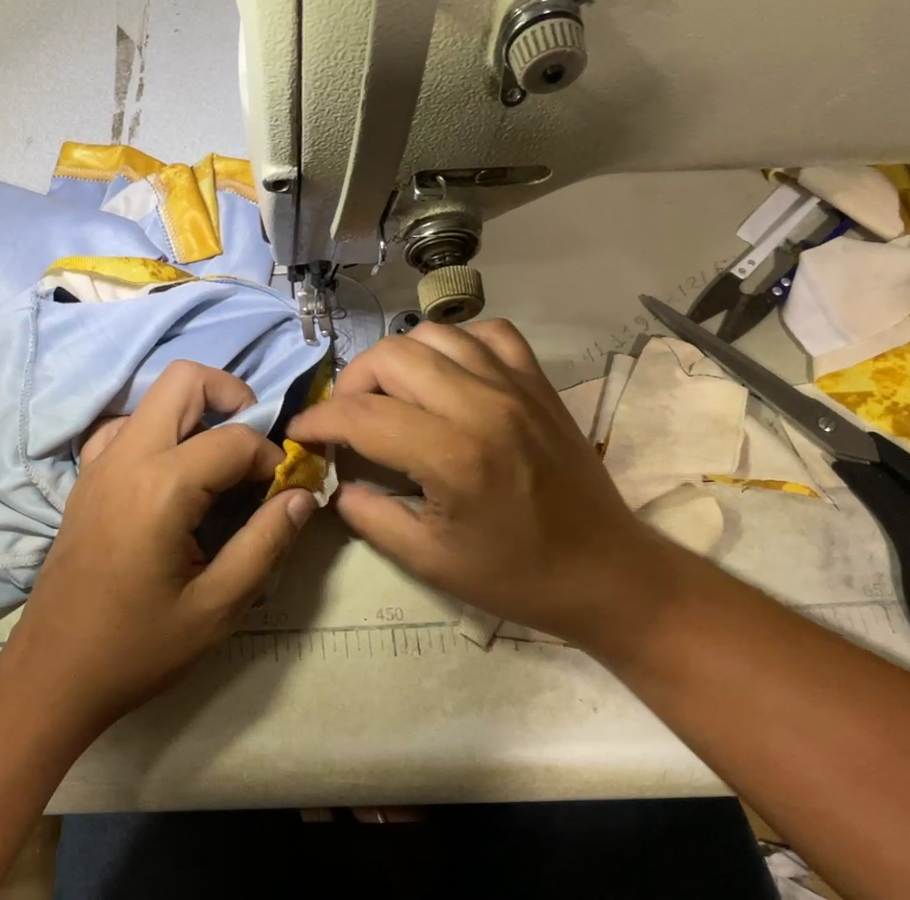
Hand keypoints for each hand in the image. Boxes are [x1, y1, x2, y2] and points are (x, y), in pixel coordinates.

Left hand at [0, 360, 316, 730]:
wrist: (53, 673)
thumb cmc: (137, 647)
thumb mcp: (216, 607)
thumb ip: (265, 543)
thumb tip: (302, 495)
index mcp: (161, 487)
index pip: (234, 438)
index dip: (271, 459)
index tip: (282, 493)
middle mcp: (126, 457)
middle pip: (184, 379)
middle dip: (232, 397)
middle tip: (254, 449)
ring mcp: (98, 463)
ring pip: (152, 397)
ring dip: (194, 412)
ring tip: (218, 465)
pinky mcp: (85, 478)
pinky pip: (124, 427)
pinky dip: (157, 431)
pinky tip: (171, 477)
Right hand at [286, 320, 663, 644]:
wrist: (607, 572)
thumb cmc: (517, 576)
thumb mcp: (430, 562)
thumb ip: (371, 518)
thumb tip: (337, 486)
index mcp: (452, 455)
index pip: (362, 414)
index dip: (319, 420)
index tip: (301, 432)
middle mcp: (482, 405)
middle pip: (391, 357)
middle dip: (351, 383)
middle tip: (344, 418)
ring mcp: (515, 386)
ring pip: (435, 334)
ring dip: (397, 359)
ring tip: (389, 394)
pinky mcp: (539, 382)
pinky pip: (489, 334)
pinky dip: (456, 344)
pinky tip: (448, 375)